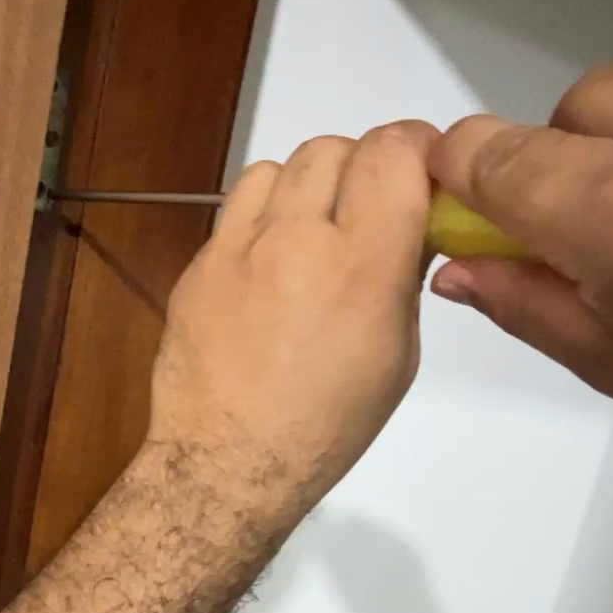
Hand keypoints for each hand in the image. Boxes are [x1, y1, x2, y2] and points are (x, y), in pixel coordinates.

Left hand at [145, 122, 438, 525]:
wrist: (226, 462)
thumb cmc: (324, 428)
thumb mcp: (396, 359)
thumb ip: (400, 279)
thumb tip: (402, 233)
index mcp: (360, 265)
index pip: (391, 151)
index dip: (412, 150)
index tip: (417, 174)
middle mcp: (295, 241)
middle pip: (331, 149)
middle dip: (357, 170)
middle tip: (360, 215)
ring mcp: (235, 251)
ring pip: (275, 169)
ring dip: (301, 189)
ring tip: (305, 236)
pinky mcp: (195, 268)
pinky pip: (232, 213)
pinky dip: (258, 222)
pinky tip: (261, 269)